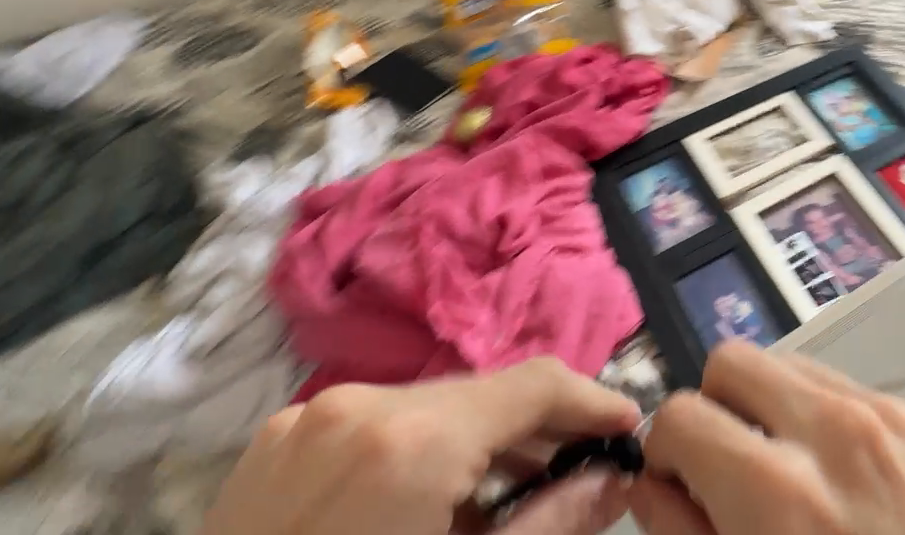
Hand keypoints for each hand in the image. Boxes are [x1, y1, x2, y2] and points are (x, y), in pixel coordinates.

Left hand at [201, 357, 641, 534]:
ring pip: (429, 407)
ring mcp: (306, 418)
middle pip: (482, 394)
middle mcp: (358, 404)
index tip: (629, 427)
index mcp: (409, 439)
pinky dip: (421, 448)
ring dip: (480, 440)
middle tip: (579, 470)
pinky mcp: (274, 442)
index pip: (533, 384)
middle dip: (538, 430)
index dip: (592, 400)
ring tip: (510, 492)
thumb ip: (552, 525)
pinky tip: (431, 502)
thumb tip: (615, 479)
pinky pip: (376, 424)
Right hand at [631, 343, 904, 534]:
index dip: (669, 452)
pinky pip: (854, 391)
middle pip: (734, 361)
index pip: (682, 414)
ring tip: (798, 476)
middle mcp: (840, 432)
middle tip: (732, 468)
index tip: (682, 482)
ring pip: (794, 368)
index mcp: (784, 494)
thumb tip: (652, 480)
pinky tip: (857, 484)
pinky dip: (836, 426)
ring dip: (777, 412)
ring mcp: (895, 415)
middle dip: (718, 409)